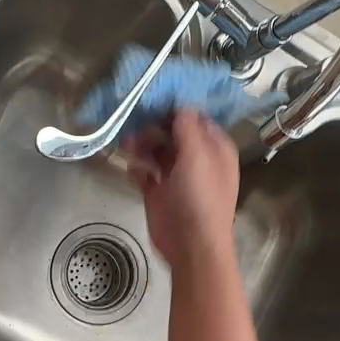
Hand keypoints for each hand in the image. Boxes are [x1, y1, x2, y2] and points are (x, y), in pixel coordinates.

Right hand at [122, 109, 239, 269]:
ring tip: (126, 143)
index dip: (174, 106)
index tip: (151, 95)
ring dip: (141, 144)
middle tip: (132, 119)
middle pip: (172, 132)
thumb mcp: (197, 155)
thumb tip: (180, 103)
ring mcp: (176, 177)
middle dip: (152, 125)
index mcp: (213, 147)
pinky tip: (132, 169)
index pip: (194, 117)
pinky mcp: (158, 194)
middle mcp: (196, 159)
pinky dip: (137, 169)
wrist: (191, 246)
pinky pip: (144, 174)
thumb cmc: (200, 198)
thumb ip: (188, 126)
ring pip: (156, 150)